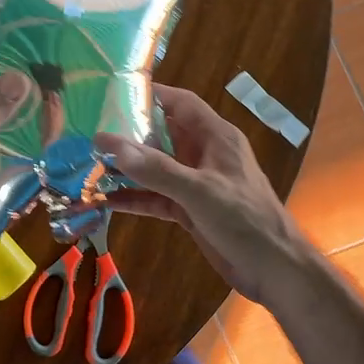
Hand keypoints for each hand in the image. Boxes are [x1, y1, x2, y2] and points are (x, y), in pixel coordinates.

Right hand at [93, 84, 307, 298]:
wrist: (274, 269)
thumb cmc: (245, 219)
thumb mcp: (199, 191)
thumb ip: (156, 169)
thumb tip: (111, 144)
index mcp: (216, 138)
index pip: (181, 104)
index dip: (152, 95)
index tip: (113, 93)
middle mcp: (203, 155)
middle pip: (161, 135)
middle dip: (128, 133)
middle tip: (89, 130)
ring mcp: (195, 184)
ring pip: (154, 168)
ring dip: (126, 169)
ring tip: (88, 164)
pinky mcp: (189, 210)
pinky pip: (155, 197)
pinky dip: (132, 198)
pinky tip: (104, 201)